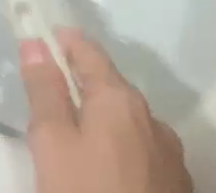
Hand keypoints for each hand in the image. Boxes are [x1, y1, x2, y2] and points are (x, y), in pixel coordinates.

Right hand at [22, 29, 192, 192]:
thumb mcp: (51, 141)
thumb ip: (43, 89)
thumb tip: (36, 42)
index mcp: (120, 100)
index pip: (88, 50)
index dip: (61, 39)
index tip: (37, 37)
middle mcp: (153, 119)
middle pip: (110, 86)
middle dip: (79, 83)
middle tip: (46, 97)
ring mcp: (172, 157)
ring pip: (128, 121)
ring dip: (102, 119)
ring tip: (74, 141)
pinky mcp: (179, 189)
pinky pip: (142, 151)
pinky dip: (120, 148)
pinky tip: (104, 172)